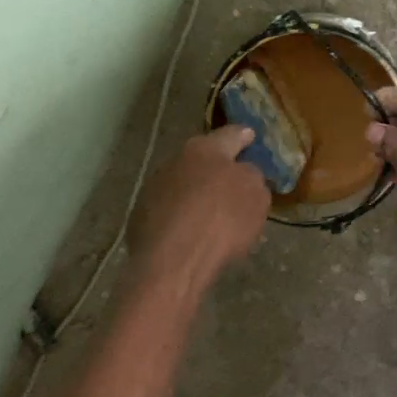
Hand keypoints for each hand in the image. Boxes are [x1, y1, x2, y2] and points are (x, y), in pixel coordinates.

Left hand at [131, 125, 272, 290]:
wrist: (171, 260)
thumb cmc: (221, 221)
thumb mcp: (255, 198)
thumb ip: (253, 178)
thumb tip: (243, 173)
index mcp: (206, 148)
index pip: (230, 135)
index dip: (243, 137)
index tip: (249, 135)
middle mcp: (176, 160)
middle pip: (202, 158)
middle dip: (216, 166)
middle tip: (232, 177)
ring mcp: (155, 187)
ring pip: (183, 183)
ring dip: (196, 191)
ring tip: (212, 209)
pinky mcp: (142, 215)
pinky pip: (170, 209)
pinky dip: (182, 214)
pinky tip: (191, 230)